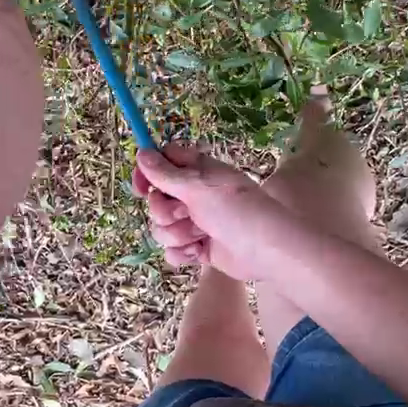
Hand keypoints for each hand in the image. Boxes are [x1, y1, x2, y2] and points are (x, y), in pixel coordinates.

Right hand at [131, 145, 290, 280]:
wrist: (266, 252)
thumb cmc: (237, 211)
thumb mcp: (199, 187)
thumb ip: (166, 174)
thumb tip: (141, 153)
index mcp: (197, 172)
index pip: (162, 163)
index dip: (147, 174)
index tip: (141, 187)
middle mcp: (194, 195)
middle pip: (156, 199)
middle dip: (165, 212)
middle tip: (185, 214)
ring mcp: (195, 222)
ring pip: (162, 227)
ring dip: (177, 234)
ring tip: (199, 235)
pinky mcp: (197, 248)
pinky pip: (172, 250)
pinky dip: (182, 253)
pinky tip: (198, 252)